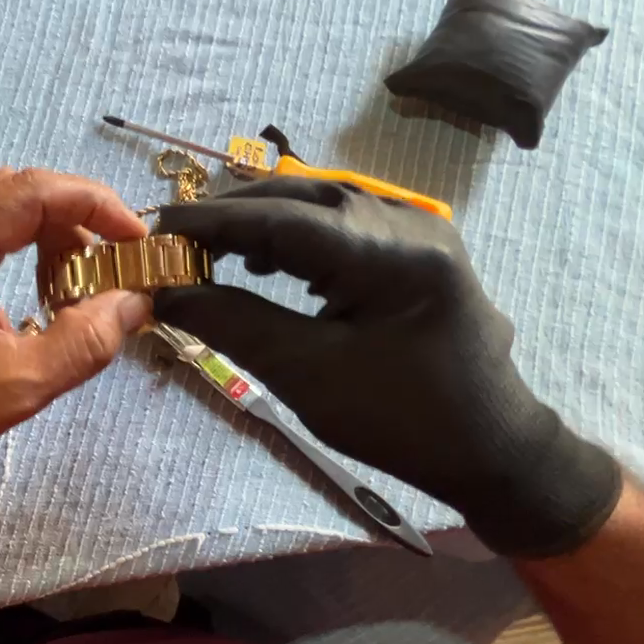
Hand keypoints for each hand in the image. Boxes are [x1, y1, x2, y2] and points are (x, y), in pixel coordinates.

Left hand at [0, 168, 151, 495]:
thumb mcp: (19, 384)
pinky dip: (26, 257)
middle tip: (114, 266)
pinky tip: (45, 299)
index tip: (136, 240)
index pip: (33, 191)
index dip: (95, 204)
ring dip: (52, 240)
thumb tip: (135, 301)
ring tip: (82, 289)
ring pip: (4, 217)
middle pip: (20, 194)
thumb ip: (85, 341)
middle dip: (77, 221)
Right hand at [154, 179, 619, 556]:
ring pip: (316, 201)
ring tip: (206, 251)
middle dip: (227, 217)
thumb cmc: (398, 421)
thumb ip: (230, 323)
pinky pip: (337, 220)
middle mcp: (406, 222)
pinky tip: (262, 261)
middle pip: (296, 196)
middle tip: (172, 244)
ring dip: (255, 222)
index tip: (152, 233)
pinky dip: (288, 233)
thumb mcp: (303, 374)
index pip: (276, 218)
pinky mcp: (413, 246)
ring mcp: (415, 228)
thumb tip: (165, 292)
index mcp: (388, 254)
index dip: (207, 222)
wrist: (491, 448)